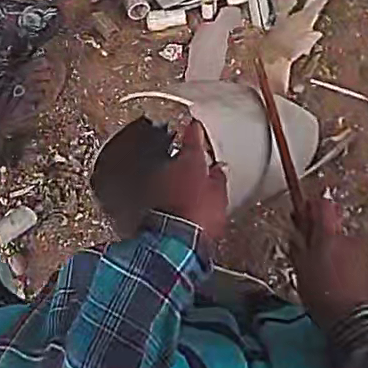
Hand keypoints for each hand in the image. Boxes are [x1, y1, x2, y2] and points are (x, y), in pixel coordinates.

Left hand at [150, 119, 228, 242]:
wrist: (176, 242)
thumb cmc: (199, 217)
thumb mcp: (219, 195)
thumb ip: (218, 178)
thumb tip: (218, 170)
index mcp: (189, 161)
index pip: (192, 136)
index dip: (194, 129)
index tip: (195, 125)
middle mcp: (169, 167)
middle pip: (177, 155)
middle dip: (186, 160)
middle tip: (199, 167)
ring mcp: (156, 182)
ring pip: (167, 173)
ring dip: (176, 177)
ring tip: (189, 189)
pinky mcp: (149, 200)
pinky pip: (162, 190)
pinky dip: (168, 192)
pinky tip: (177, 202)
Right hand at [287, 197, 367, 332]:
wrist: (356, 321)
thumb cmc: (324, 295)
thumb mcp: (301, 269)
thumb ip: (298, 245)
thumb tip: (297, 233)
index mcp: (329, 235)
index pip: (322, 205)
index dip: (311, 207)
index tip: (303, 215)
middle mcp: (350, 238)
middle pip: (334, 225)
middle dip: (322, 235)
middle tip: (309, 251)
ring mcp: (365, 252)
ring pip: (345, 243)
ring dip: (336, 251)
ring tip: (325, 272)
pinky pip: (356, 257)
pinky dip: (348, 263)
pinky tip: (339, 280)